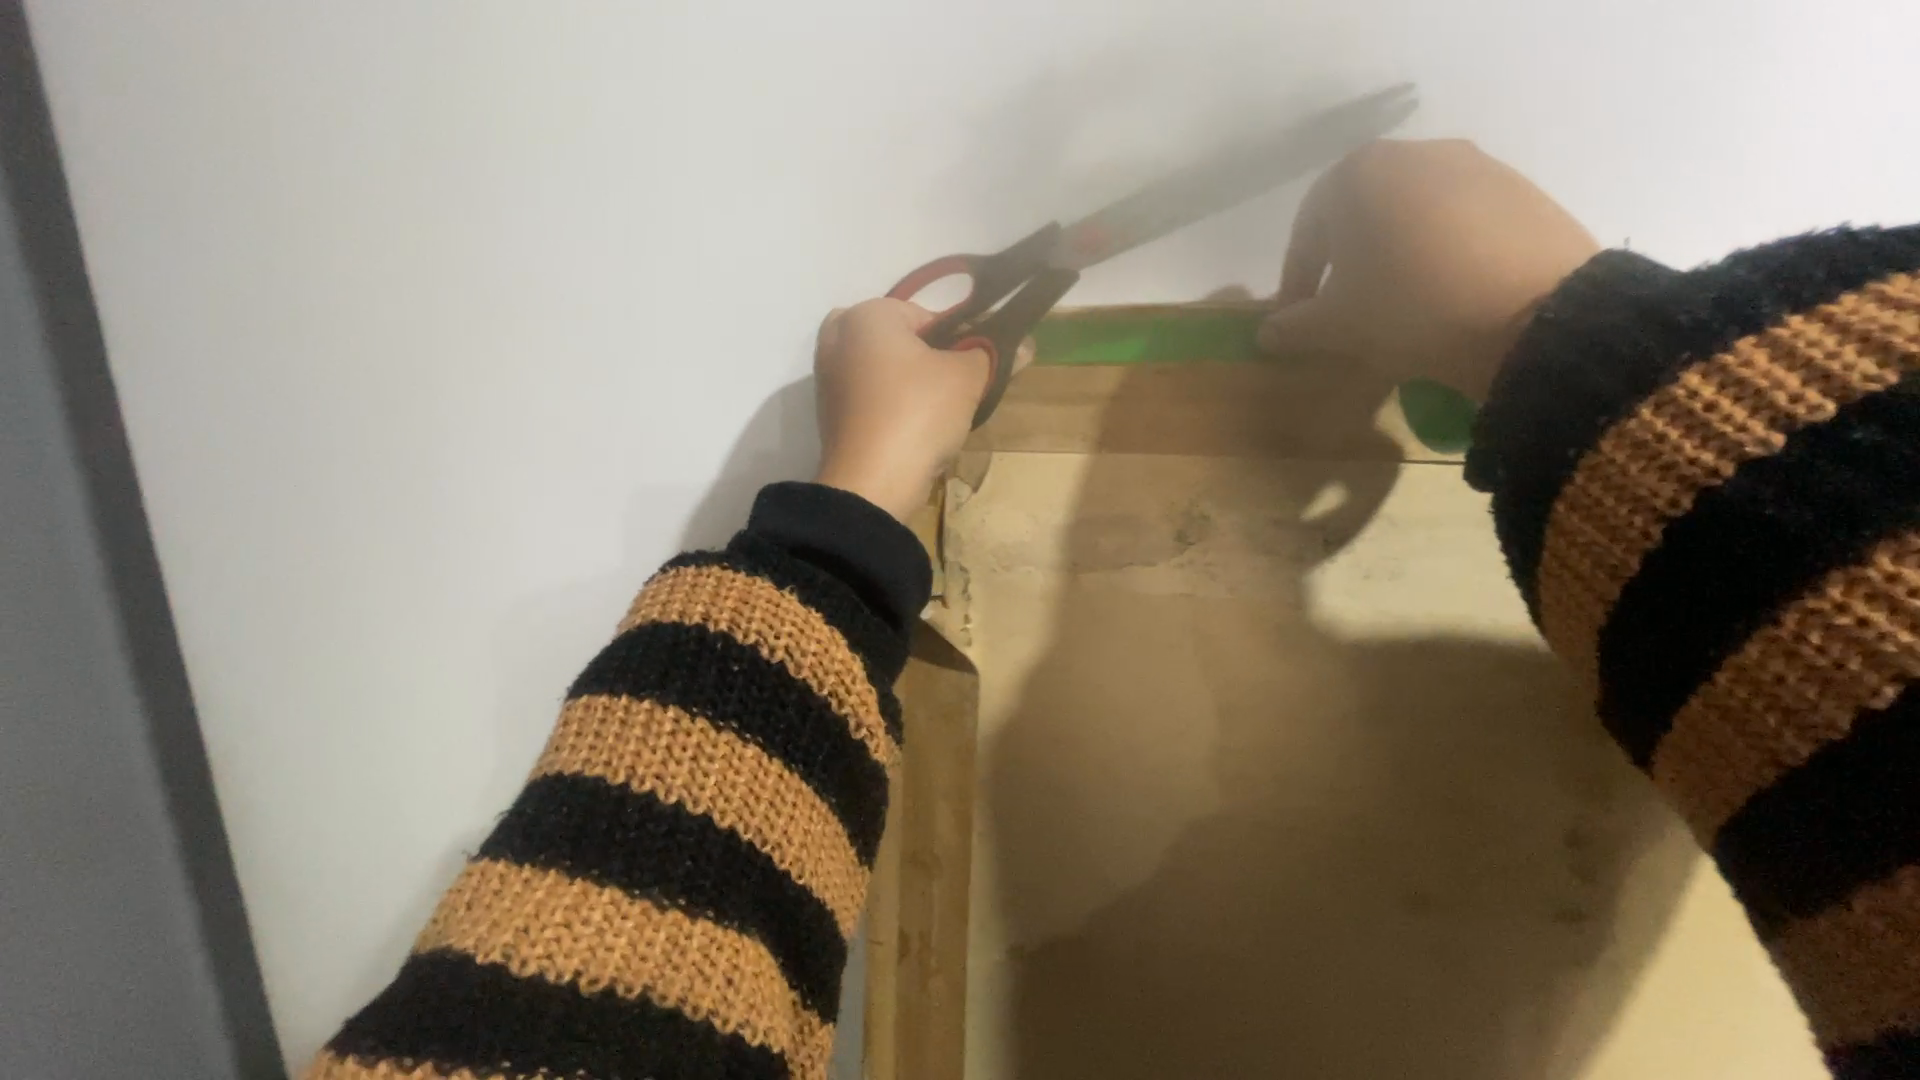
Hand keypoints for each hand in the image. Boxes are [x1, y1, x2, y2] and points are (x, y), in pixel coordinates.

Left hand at [811, 298, 1025, 522]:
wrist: (871, 483)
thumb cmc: (918, 413)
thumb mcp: (967, 378)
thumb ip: (993, 355)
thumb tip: (1022, 343)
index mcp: (867, 315)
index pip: (927, 316)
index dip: (958, 341)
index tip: (973, 369)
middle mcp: (837, 338)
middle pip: (900, 342)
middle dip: (928, 361)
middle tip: (953, 392)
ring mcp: (827, 379)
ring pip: (882, 372)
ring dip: (909, 387)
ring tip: (936, 417)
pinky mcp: (828, 415)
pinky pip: (869, 400)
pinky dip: (889, 409)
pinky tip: (911, 433)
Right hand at [1258, 140, 1599, 400]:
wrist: (1533, 314)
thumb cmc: (1406, 307)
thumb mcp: (1335, 326)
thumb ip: (1292, 326)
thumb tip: (1267, 332)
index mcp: (1355, 175)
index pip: (1307, 233)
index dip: (1295, 281)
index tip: (1295, 319)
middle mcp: (1412, 154)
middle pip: (1359, 216)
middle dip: (1344, 263)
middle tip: (1343, 309)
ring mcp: (1474, 165)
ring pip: (1410, 216)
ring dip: (1393, 256)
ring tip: (1397, 304)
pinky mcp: (1520, 188)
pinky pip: (1459, 222)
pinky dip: (1440, 253)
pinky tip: (1445, 293)